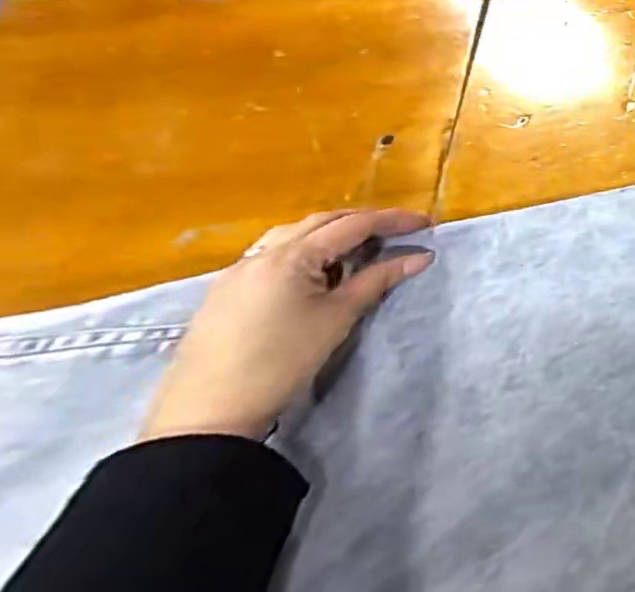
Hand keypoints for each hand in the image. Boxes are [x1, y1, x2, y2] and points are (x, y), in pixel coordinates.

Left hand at [140, 209, 434, 441]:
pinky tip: (319, 270)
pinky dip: (307, 249)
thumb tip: (420, 257)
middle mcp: (260, 256)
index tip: (426, 224)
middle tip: (400, 231)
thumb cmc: (282, 361)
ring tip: (362, 247)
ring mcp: (236, 273)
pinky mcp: (225, 292)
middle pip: (322, 222)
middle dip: (365, 221)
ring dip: (333, 232)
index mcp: (290, 258)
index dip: (393, 220)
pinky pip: (273, 253)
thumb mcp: (340, 316)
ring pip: (294, 234)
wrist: (208, 414)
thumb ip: (379, 279)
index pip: (353, 225)